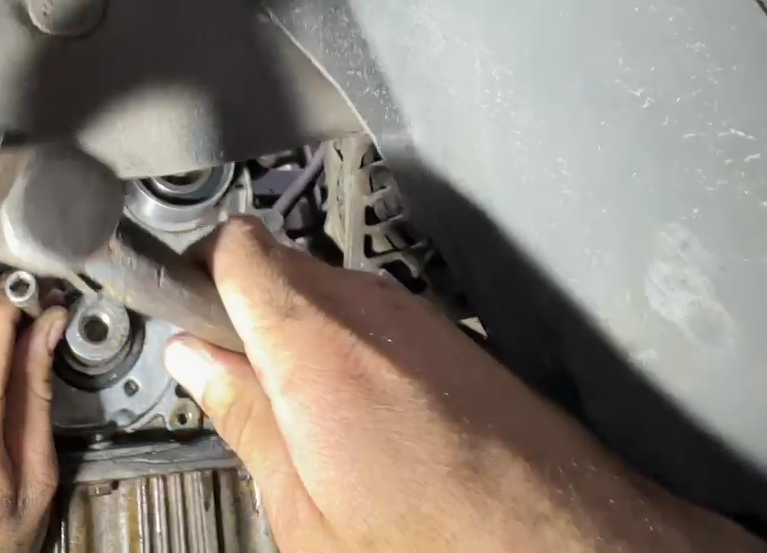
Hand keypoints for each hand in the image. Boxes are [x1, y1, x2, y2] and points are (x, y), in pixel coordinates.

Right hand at [166, 217, 766, 552]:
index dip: (196, 266)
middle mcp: (361, 305)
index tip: (180, 304)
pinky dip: (344, 343)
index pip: (231, 244)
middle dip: (243, 309)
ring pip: (318, 287)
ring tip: (307, 414)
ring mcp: (409, 311)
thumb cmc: (441, 548)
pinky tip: (363, 417)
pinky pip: (366, 311)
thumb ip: (243, 416)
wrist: (585, 552)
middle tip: (240, 380)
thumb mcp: (306, 513)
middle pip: (272, 262)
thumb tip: (194, 360)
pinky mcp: (442, 328)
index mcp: (311, 343)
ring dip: (295, 331)